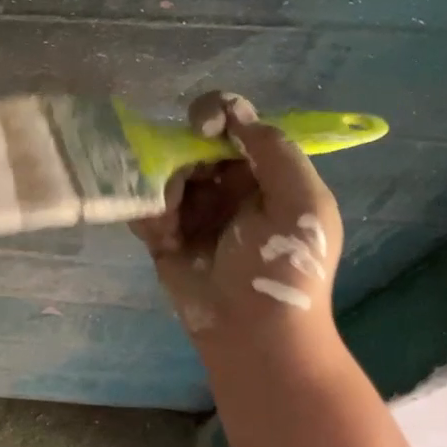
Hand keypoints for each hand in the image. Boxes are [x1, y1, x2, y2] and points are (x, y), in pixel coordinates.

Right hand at [128, 92, 343, 364]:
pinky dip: (147, 217)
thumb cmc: (284, 267)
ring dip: (164, 192)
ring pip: (163, 175)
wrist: (254, 332)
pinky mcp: (165, 238)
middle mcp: (228, 187)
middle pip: (190, 146)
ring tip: (173, 223)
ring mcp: (195, 213)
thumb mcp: (302, 202)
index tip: (204, 129)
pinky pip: (144, 210)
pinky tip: (163, 237)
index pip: (235, 124)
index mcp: (265, 174)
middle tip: (186, 184)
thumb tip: (237, 115)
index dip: (216, 115)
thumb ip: (275, 150)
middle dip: (182, 157)